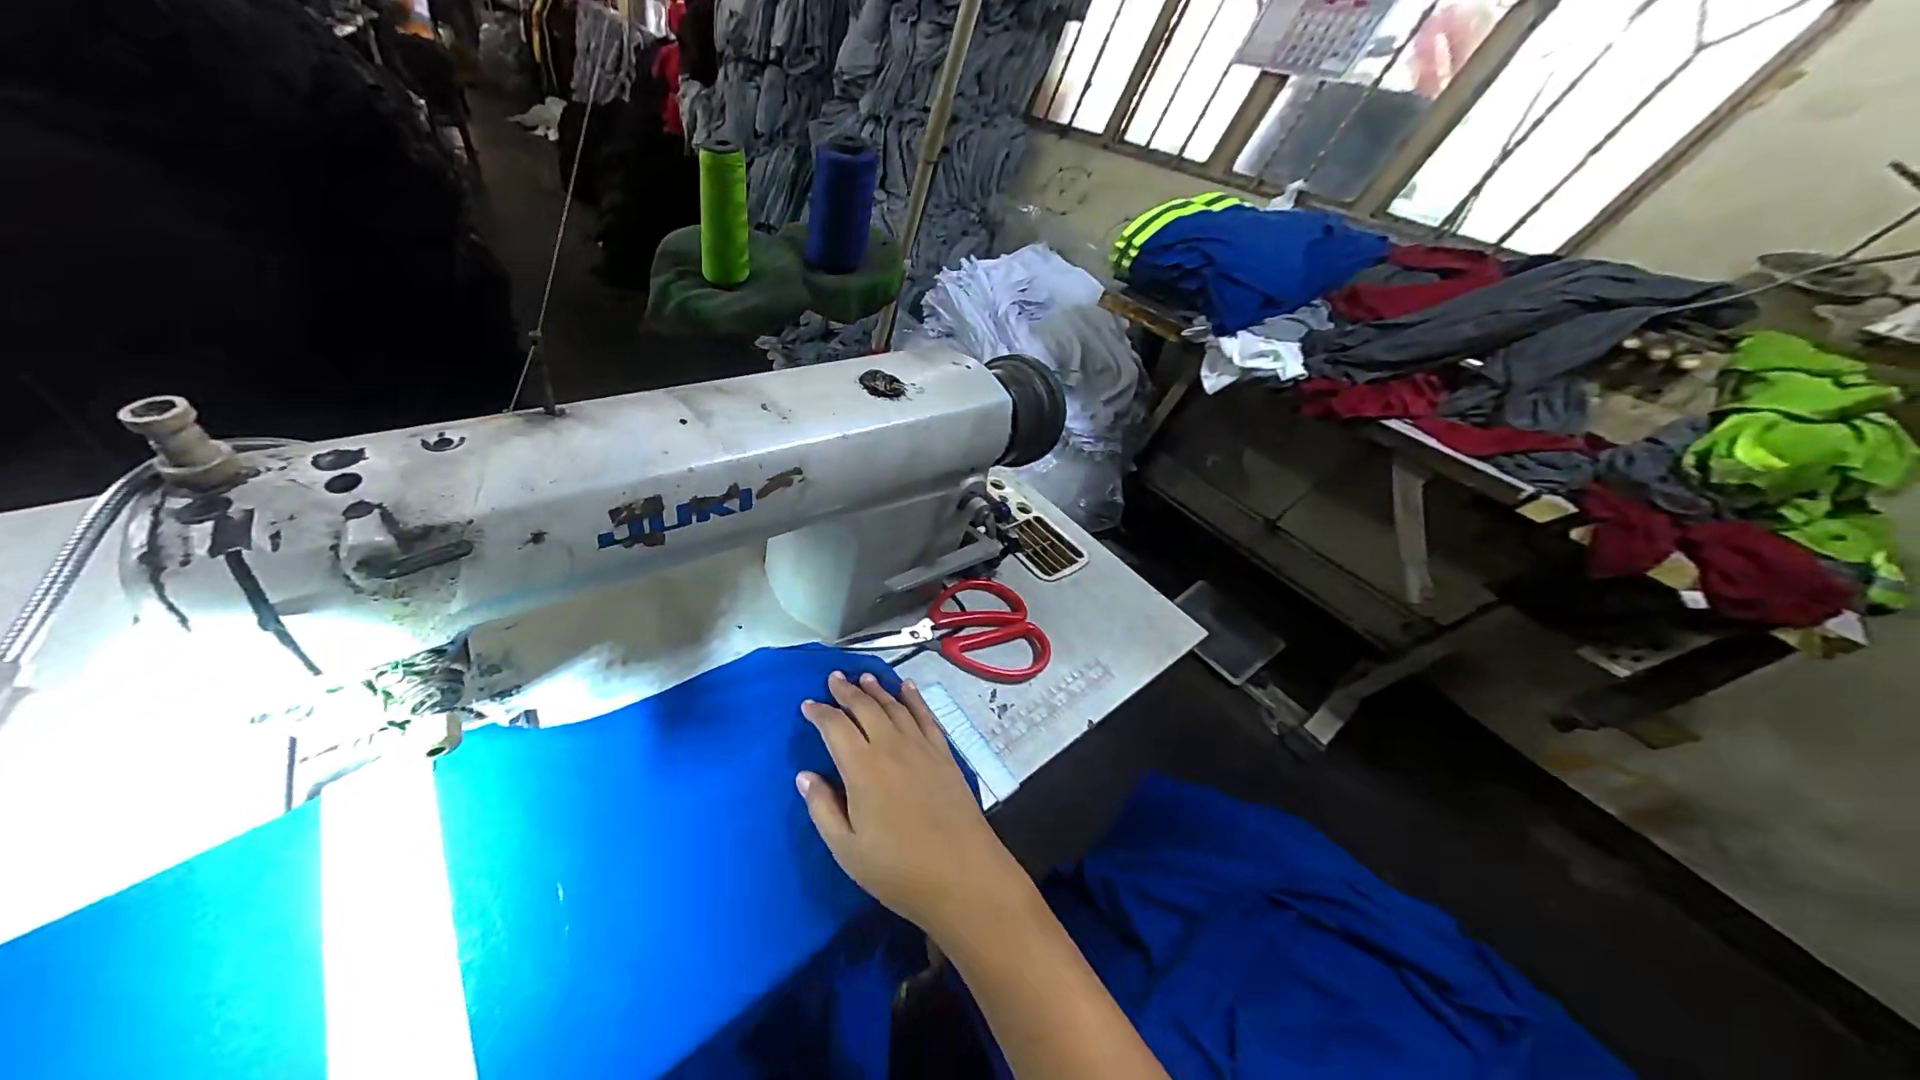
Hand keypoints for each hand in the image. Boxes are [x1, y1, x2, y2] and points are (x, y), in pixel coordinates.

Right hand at [797, 671, 1030, 939]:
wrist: (963, 875)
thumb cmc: (898, 870)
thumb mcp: (847, 849)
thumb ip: (823, 808)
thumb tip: (805, 775)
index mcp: (862, 768)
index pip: (836, 727)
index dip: (820, 713)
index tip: (808, 704)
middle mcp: (892, 748)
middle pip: (866, 708)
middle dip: (847, 691)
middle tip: (834, 678)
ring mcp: (922, 748)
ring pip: (895, 707)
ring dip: (877, 689)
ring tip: (864, 677)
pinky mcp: (944, 754)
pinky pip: (926, 716)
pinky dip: (914, 698)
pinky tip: (908, 688)